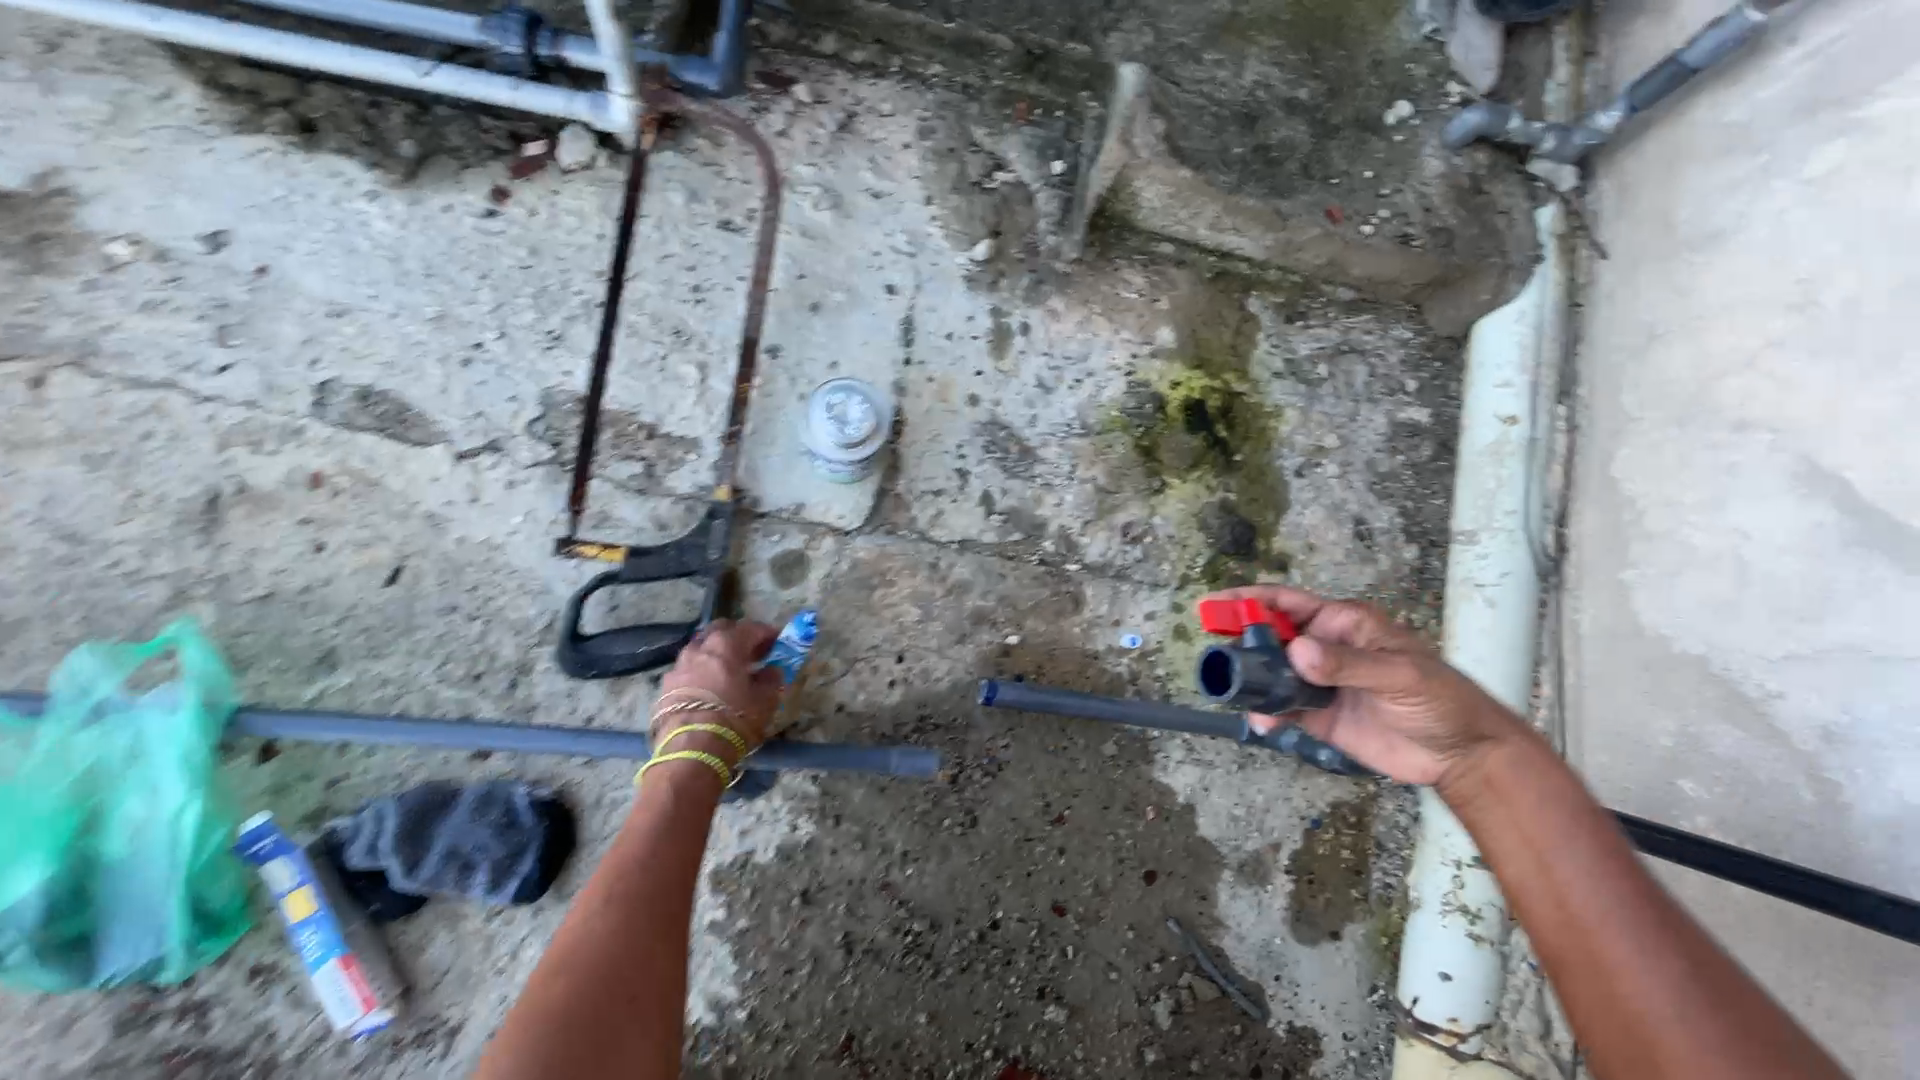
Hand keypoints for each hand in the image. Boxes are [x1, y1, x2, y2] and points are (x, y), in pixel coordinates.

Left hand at [653, 619, 784, 755]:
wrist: (691, 750)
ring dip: (715, 653)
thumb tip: (771, 671)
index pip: (751, 628)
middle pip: (720, 630)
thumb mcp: (765, 701)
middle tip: (750, 652)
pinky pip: (687, 670)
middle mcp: (700, 648)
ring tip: (727, 671)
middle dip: (737, 636)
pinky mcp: (665, 687)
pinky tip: (708, 688)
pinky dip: (700, 672)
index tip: (777, 642)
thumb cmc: (734, 720)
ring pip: (699, 648)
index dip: (767, 633)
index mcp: (726, 645)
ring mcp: (679, 666)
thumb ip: (771, 679)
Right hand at [1199, 585, 1525, 786]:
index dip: (1250, 600)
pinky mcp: (1318, 716)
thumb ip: (1348, 664)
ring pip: (1270, 675)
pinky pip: (1281, 709)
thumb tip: (1296, 652)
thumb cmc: (1440, 699)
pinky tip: (1263, 722)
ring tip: (1238, 693)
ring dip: (1252, 682)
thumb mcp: (1400, 675)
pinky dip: (1266, 713)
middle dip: (1244, 644)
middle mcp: (1324, 648)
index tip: (1215, 604)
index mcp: (1343, 624)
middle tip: (1222, 658)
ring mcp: (1319, 682)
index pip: (1288, 604)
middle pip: (1271, 638)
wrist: (1461, 754)